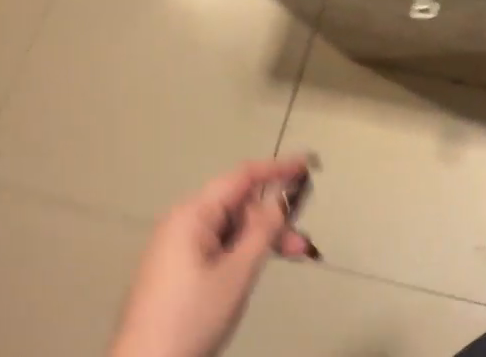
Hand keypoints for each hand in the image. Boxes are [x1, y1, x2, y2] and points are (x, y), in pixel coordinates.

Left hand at [109, 157, 317, 356]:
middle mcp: (183, 223)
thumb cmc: (191, 318)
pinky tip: (258, 268)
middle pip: (238, 205)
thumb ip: (262, 231)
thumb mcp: (236, 274)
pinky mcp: (177, 270)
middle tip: (302, 244)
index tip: (308, 166)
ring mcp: (177, 247)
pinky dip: (242, 252)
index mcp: (192, 215)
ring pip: (231, 229)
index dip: (277, 169)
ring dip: (261, 239)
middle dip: (273, 219)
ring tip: (292, 258)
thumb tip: (279, 199)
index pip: (242, 177)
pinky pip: (218, 246)